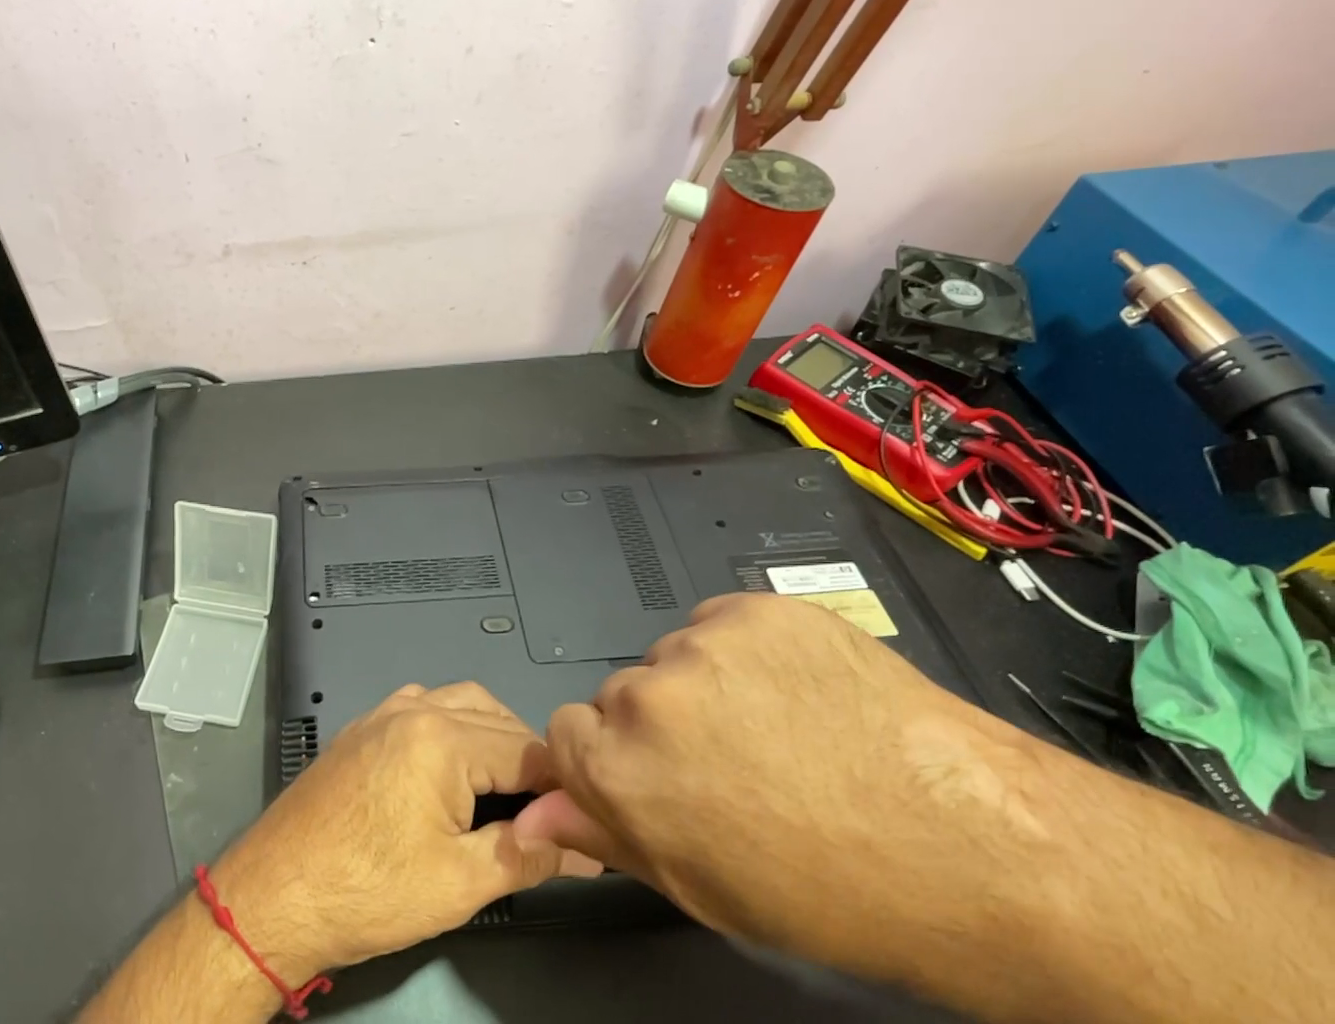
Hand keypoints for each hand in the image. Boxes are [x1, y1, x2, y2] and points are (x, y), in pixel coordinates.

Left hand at [209, 682, 601, 978]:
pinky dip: (450, 731)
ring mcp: (380, 716)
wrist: (271, 899)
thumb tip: (584, 852)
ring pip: (459, 706)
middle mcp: (412, 710)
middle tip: (542, 815)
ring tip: (503, 794)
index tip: (575, 822)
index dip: (561, 788)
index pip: (530, 749)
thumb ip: (529, 856)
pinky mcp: (358, 733)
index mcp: (442, 737)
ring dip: (490, 739)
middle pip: (498, 720)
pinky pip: (420, 711)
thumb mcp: (461, 884)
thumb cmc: (367, 892)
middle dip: (529, 763)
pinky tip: (450, 775)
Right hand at [516, 593, 1046, 976]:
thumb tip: (538, 814)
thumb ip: (603, 833)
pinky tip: (795, 695)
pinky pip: (723, 624)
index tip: (652, 776)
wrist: (961, 845)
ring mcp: (704, 646)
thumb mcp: (697, 886)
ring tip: (775, 730)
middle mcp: (646, 697)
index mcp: (616, 768)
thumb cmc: (832, 888)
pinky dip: (747, 653)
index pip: (567, 733)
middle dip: (659, 726)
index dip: (611, 760)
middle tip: (727, 762)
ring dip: (705, 686)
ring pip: (674, 658)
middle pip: (621, 694)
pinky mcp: (760, 611)